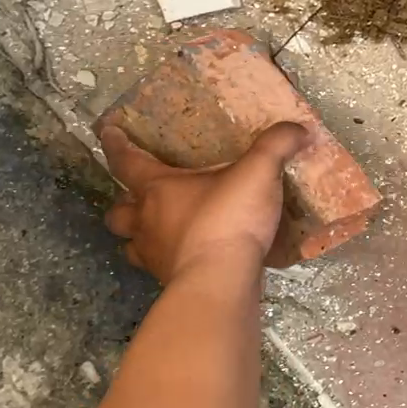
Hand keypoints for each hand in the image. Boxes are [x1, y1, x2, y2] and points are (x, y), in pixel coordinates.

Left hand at [99, 123, 308, 283]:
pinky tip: (190, 251)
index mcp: (157, 189)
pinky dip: (168, 256)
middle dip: (125, 201)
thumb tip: (298, 128)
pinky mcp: (169, 278)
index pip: (126, 161)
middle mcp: (146, 221)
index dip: (117, 144)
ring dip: (141, 233)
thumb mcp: (259, 171)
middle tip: (144, 195)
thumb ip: (277, 145)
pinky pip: (159, 264)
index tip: (108, 131)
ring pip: (131, 241)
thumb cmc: (227, 219)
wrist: (220, 279)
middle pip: (119, 210)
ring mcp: (154, 254)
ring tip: (164, 227)